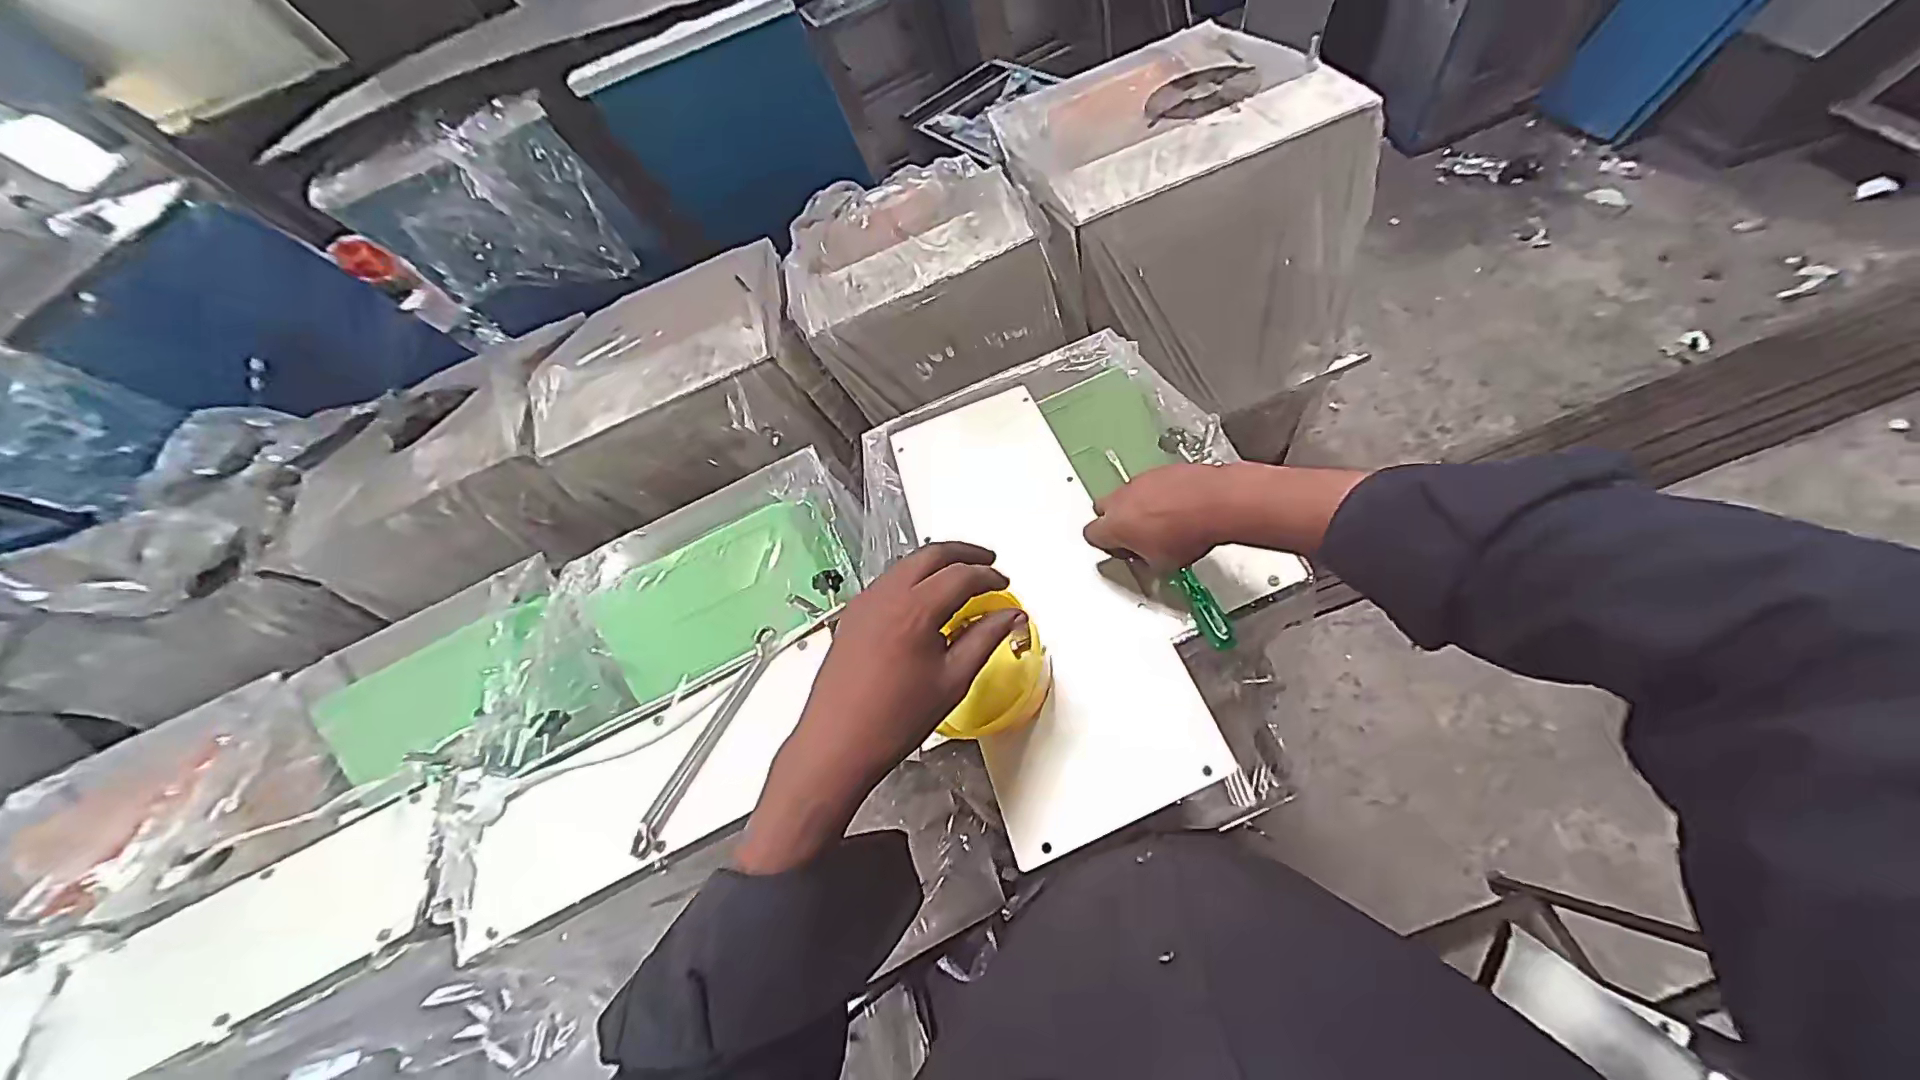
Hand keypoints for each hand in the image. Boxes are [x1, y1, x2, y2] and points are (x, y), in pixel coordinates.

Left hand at [734, 542, 1024, 873]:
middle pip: (931, 554)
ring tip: (960, 579)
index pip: (961, 574)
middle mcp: (884, 597)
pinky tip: (926, 600)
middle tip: (986, 561)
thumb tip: (1007, 617)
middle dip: (964, 553)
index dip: (989, 576)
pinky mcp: (852, 616)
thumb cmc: (890, 720)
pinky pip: (888, 582)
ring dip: (937, 564)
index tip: (1002, 584)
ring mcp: (864, 604)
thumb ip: (984, 639)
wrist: (838, 742)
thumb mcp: (953, 680)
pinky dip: (914, 579)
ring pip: (907, 565)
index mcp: (914, 609)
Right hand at [1084, 462, 1371, 572]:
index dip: (1107, 545)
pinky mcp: (1162, 470)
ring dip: (1139, 507)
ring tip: (1165, 522)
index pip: (1092, 535)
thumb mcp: (1163, 565)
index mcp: (1114, 525)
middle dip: (1117, 521)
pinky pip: (1152, 483)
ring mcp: (1141, 480)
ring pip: (1129, 495)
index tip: (1122, 550)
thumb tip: (1149, 560)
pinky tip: (1180, 508)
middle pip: (1104, 510)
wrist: (1219, 502)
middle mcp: (1122, 498)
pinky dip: (1160, 494)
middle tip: (1137, 535)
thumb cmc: (1191, 531)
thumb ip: (1145, 561)